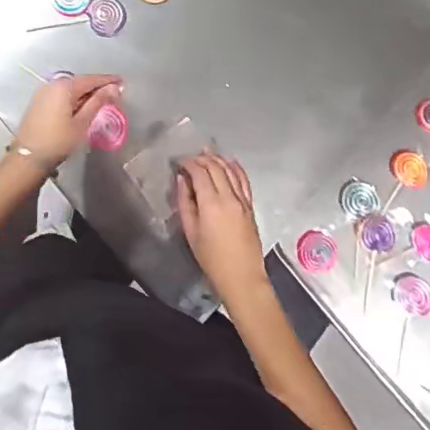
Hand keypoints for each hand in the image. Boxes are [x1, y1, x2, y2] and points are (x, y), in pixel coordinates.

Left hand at [13, 74, 122, 165]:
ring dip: (85, 93)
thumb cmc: (59, 141)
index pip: (91, 79)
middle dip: (96, 87)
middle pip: (80, 82)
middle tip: (113, 93)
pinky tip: (81, 106)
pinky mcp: (39, 102)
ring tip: (100, 101)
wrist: (29, 157)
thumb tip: (113, 88)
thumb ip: (98, 102)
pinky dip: (73, 98)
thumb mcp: (82, 123)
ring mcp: (43, 93)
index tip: (121, 81)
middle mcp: (52, 84)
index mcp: (64, 87)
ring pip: (70, 89)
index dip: (107, 80)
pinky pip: (61, 95)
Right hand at [175, 151, 267, 295]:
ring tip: (207, 153)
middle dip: (202, 159)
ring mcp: (243, 200)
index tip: (179, 163)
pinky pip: (244, 180)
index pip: (200, 172)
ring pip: (231, 170)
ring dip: (219, 159)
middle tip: (190, 158)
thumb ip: (185, 202)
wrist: (241, 276)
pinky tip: (230, 162)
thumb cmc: (211, 258)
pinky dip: (236, 168)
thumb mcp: (191, 231)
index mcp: (211, 203)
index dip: (189, 163)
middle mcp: (229, 196)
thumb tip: (182, 180)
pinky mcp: (250, 206)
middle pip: (216, 167)